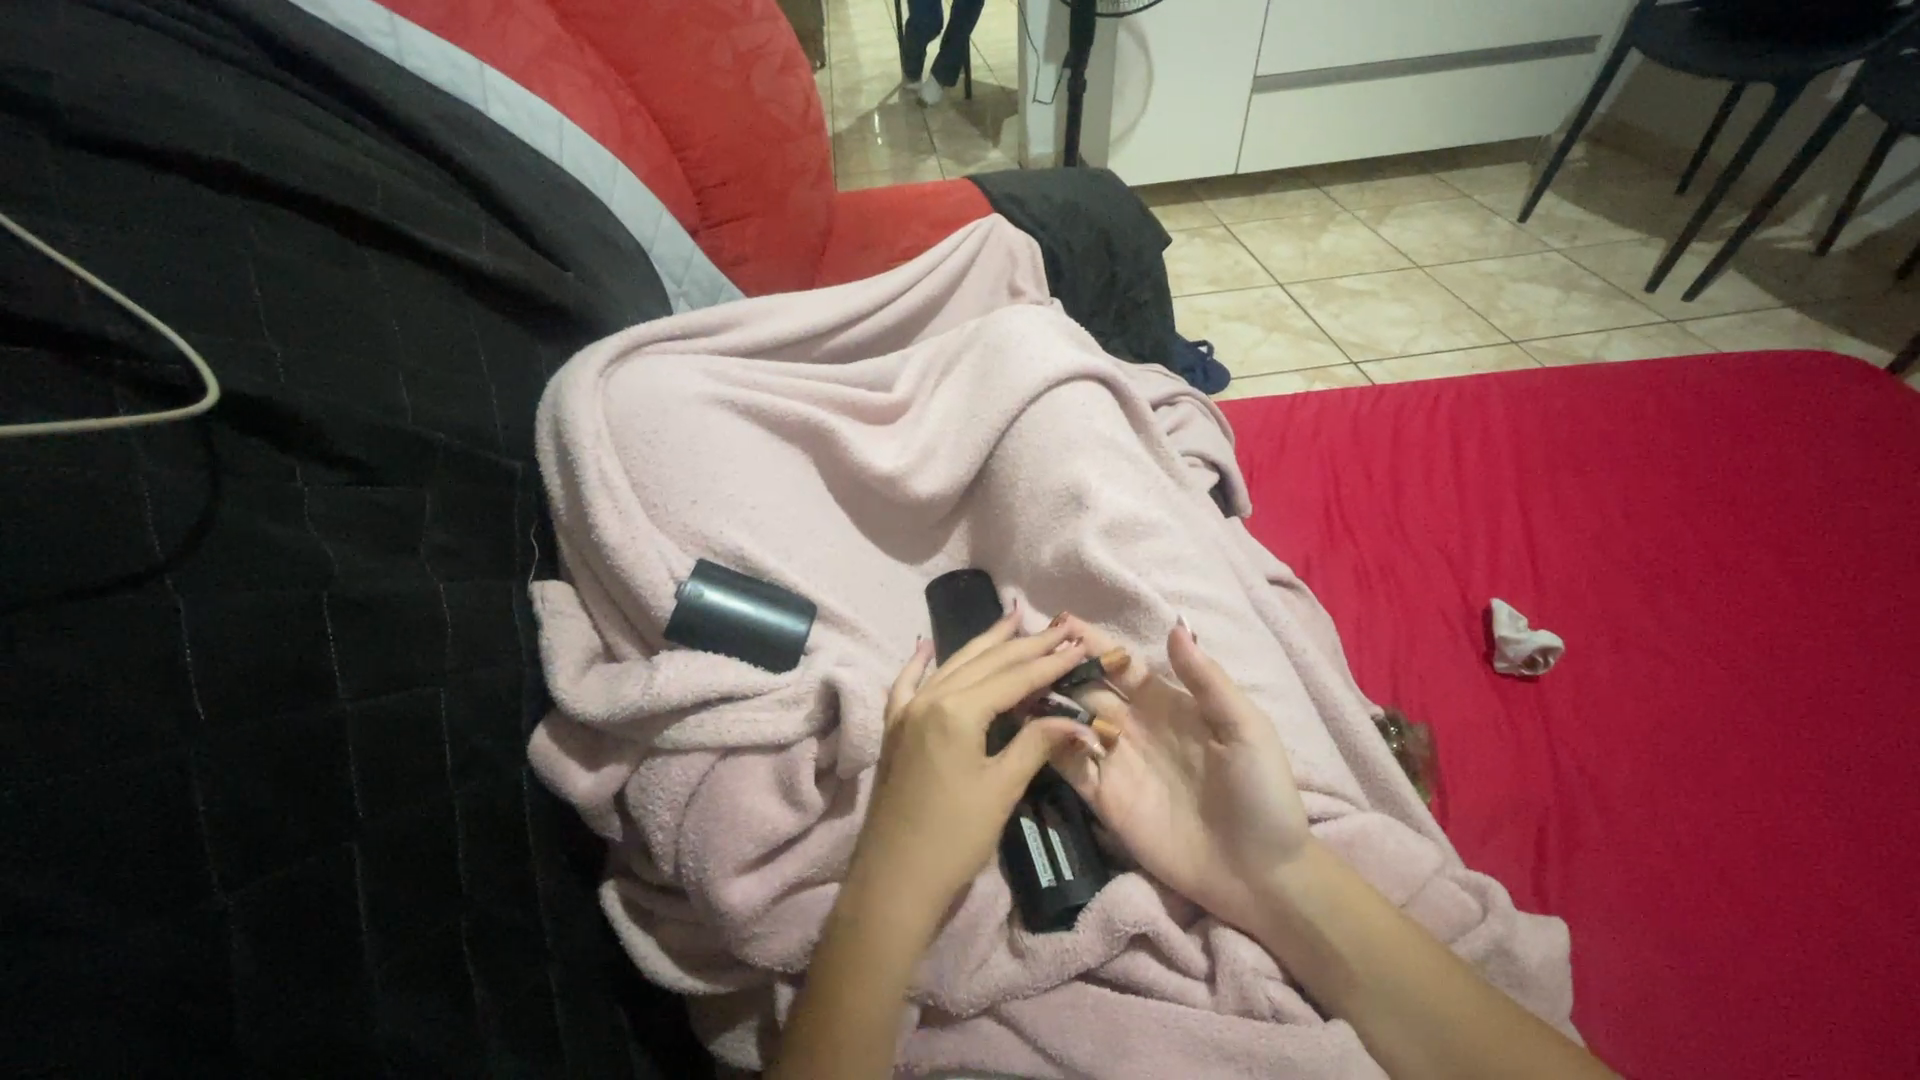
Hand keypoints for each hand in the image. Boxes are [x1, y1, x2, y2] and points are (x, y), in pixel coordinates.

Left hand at [846, 609, 1102, 922]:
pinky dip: (920, 664)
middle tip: (1056, 626)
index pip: (1014, 678)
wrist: (893, 881)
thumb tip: (1077, 720)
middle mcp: (929, 699)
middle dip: (1023, 645)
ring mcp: (906, 712)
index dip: (1049, 662)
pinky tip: (926, 646)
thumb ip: (1036, 744)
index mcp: (957, 711)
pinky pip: (906, 685)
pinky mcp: (893, 730)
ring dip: (984, 645)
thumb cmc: (954, 838)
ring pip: (951, 666)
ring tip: (1012, 621)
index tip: (1078, 644)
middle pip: (984, 663)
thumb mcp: (1002, 788)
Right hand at [1050, 614, 1311, 934]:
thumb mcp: (1245, 729)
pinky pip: (1067, 765)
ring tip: (1011, 682)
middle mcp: (1133, 725)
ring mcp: (1115, 762)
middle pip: (1086, 687)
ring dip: (1043, 701)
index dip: (1091, 643)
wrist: (1260, 873)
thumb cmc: (1261, 792)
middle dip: (1056, 666)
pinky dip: (1047, 744)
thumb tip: (1176, 626)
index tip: (1060, 622)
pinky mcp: (1103, 799)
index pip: (1118, 663)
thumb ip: (1207, 681)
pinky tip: (1027, 728)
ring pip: (1068, 720)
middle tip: (1021, 647)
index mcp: (1166, 702)